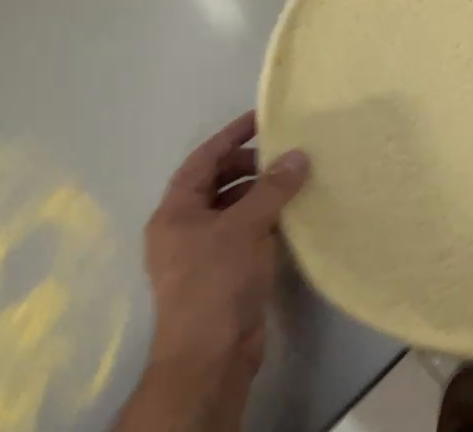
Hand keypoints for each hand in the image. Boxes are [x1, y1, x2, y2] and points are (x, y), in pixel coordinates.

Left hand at [143, 112, 309, 378]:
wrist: (210, 355)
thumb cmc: (216, 281)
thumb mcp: (245, 226)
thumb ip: (273, 187)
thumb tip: (298, 154)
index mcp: (175, 212)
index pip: (203, 159)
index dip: (232, 135)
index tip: (262, 117)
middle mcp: (183, 228)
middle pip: (217, 181)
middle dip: (250, 164)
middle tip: (286, 154)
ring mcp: (202, 252)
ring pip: (232, 207)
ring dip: (260, 192)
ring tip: (296, 180)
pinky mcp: (223, 272)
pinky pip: (244, 231)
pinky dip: (265, 218)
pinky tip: (291, 214)